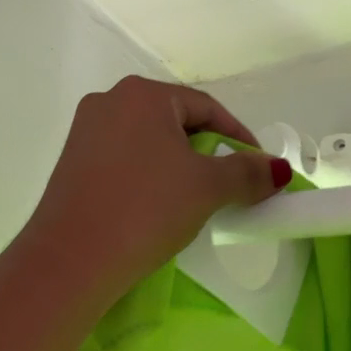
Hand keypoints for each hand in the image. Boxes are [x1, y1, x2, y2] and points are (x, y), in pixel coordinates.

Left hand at [19, 75, 291, 297]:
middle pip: (173, 118)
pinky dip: (148, 173)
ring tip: (196, 197)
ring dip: (176, 162)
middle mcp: (110, 100)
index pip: (205, 107)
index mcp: (142, 93)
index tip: (260, 169)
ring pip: (147, 139)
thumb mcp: (206, 188)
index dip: (238, 137)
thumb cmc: (145, 208)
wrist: (72, 256)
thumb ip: (246, 172)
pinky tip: (157, 204)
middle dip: (206, 149)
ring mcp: (86, 129)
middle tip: (230, 183)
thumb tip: (278, 168)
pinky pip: (123, 156)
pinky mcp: (72, 159)